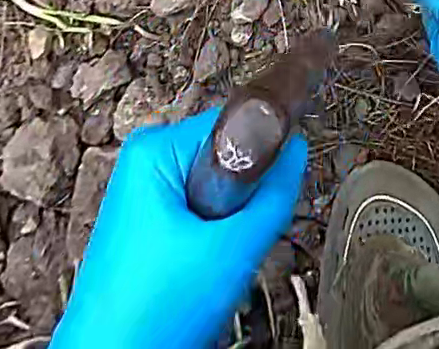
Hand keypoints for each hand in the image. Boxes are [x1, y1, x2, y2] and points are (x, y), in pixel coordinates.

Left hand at [51, 108, 306, 348]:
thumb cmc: (153, 317)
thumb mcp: (235, 249)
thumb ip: (276, 193)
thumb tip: (298, 148)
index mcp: (154, 149)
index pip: (236, 122)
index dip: (262, 156)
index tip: (267, 190)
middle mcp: (144, 157)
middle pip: (226, 149)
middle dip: (243, 189)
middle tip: (236, 233)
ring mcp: (141, 185)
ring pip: (216, 175)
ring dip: (229, 210)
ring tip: (214, 252)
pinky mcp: (144, 210)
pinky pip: (199, 195)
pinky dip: (212, 222)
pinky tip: (202, 256)